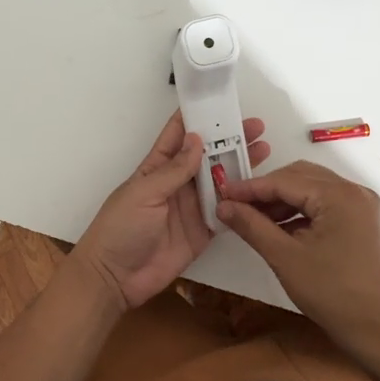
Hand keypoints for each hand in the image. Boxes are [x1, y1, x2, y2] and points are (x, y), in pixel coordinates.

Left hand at [76, 111, 270, 309]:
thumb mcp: (144, 193)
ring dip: (240, 166)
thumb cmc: (120, 229)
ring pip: (221, 181)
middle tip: (257, 126)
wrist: (115, 278)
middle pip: (207, 157)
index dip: (197, 119)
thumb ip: (173, 170)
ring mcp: (190, 208)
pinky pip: (225, 212)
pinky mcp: (202, 232)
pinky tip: (259, 187)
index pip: (177, 137)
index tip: (220, 102)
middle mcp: (176, 184)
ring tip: (264, 149)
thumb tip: (196, 140)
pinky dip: (242, 201)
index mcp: (155, 169)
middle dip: (229, 140)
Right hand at [216, 161, 379, 347]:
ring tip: (253, 219)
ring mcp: (360, 206)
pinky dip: (299, 211)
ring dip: (281, 201)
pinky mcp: (359, 221)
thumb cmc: (329, 292)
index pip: (285, 181)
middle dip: (266, 191)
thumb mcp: (284, 256)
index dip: (250, 188)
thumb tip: (223, 206)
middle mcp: (354, 192)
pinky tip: (278, 228)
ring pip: (311, 189)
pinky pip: (322, 204)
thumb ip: (252, 225)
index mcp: (339, 196)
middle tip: (236, 206)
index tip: (222, 194)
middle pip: (300, 177)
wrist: (372, 326)